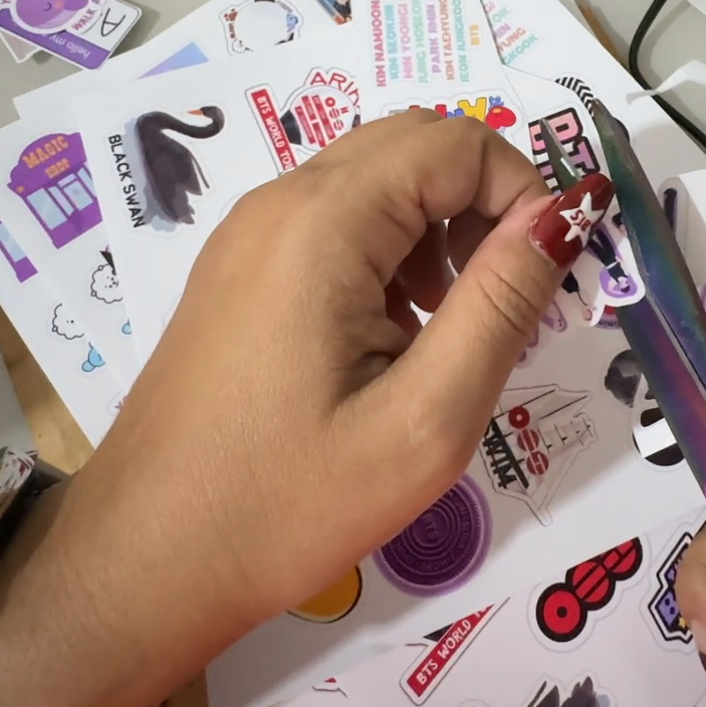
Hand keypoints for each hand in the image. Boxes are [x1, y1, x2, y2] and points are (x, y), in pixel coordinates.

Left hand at [0, 111, 611, 706]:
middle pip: (416, 146)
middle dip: (483, 202)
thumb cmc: (287, 503)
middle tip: (506, 295)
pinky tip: (396, 329)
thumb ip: (502, 302)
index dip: (522, 192)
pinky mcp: (244, 263)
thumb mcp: (426, 418)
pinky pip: (340, 218)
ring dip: (439, 225)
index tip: (544, 276)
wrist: (142, 564)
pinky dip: (394, 246)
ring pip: (379, 178)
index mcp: (324, 220)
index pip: (456, 142)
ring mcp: (254, 229)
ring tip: (453, 320)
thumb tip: (563, 213)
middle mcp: (282, 200)